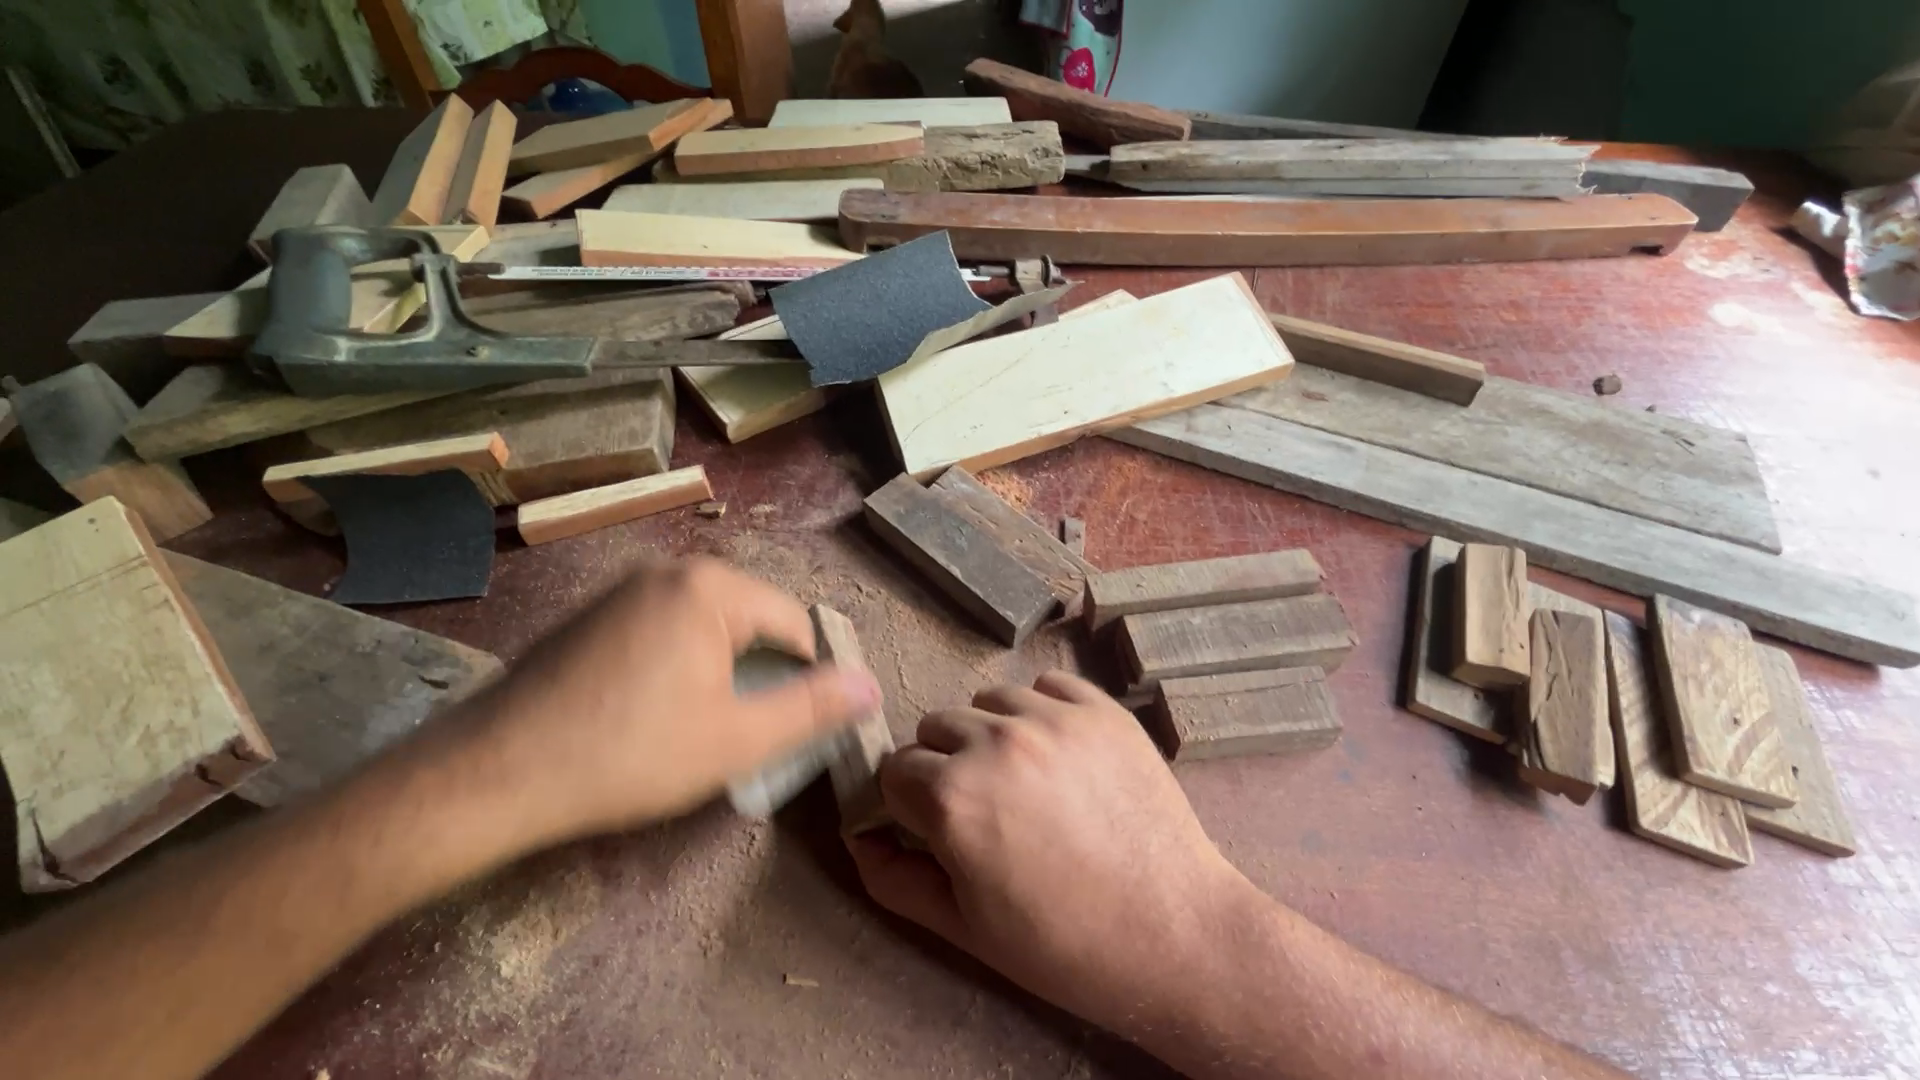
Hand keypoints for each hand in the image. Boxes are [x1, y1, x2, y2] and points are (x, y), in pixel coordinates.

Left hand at [458, 557, 880, 844]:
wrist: (493, 774)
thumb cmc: (630, 755)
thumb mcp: (737, 740)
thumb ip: (813, 709)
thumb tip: (872, 686)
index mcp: (711, 587)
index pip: (794, 624)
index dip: (806, 677)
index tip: (793, 727)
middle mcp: (668, 570)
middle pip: (749, 619)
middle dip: (759, 673)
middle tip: (745, 732)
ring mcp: (622, 588)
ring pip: (705, 626)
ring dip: (720, 671)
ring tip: (700, 727)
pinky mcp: (591, 615)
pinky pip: (662, 630)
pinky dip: (677, 665)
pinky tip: (653, 713)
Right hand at [846, 671, 1255, 1038]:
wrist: (1176, 933)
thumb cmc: (1064, 944)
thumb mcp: (963, 928)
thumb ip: (893, 878)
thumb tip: (858, 836)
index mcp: (952, 797)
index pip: (895, 770)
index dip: (909, 802)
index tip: (937, 825)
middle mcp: (996, 743)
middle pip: (935, 727)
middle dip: (945, 764)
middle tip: (985, 808)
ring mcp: (1053, 719)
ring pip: (987, 702)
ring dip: (991, 733)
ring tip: (1026, 781)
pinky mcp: (1101, 710)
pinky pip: (1046, 685)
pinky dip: (1042, 710)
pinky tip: (1060, 755)